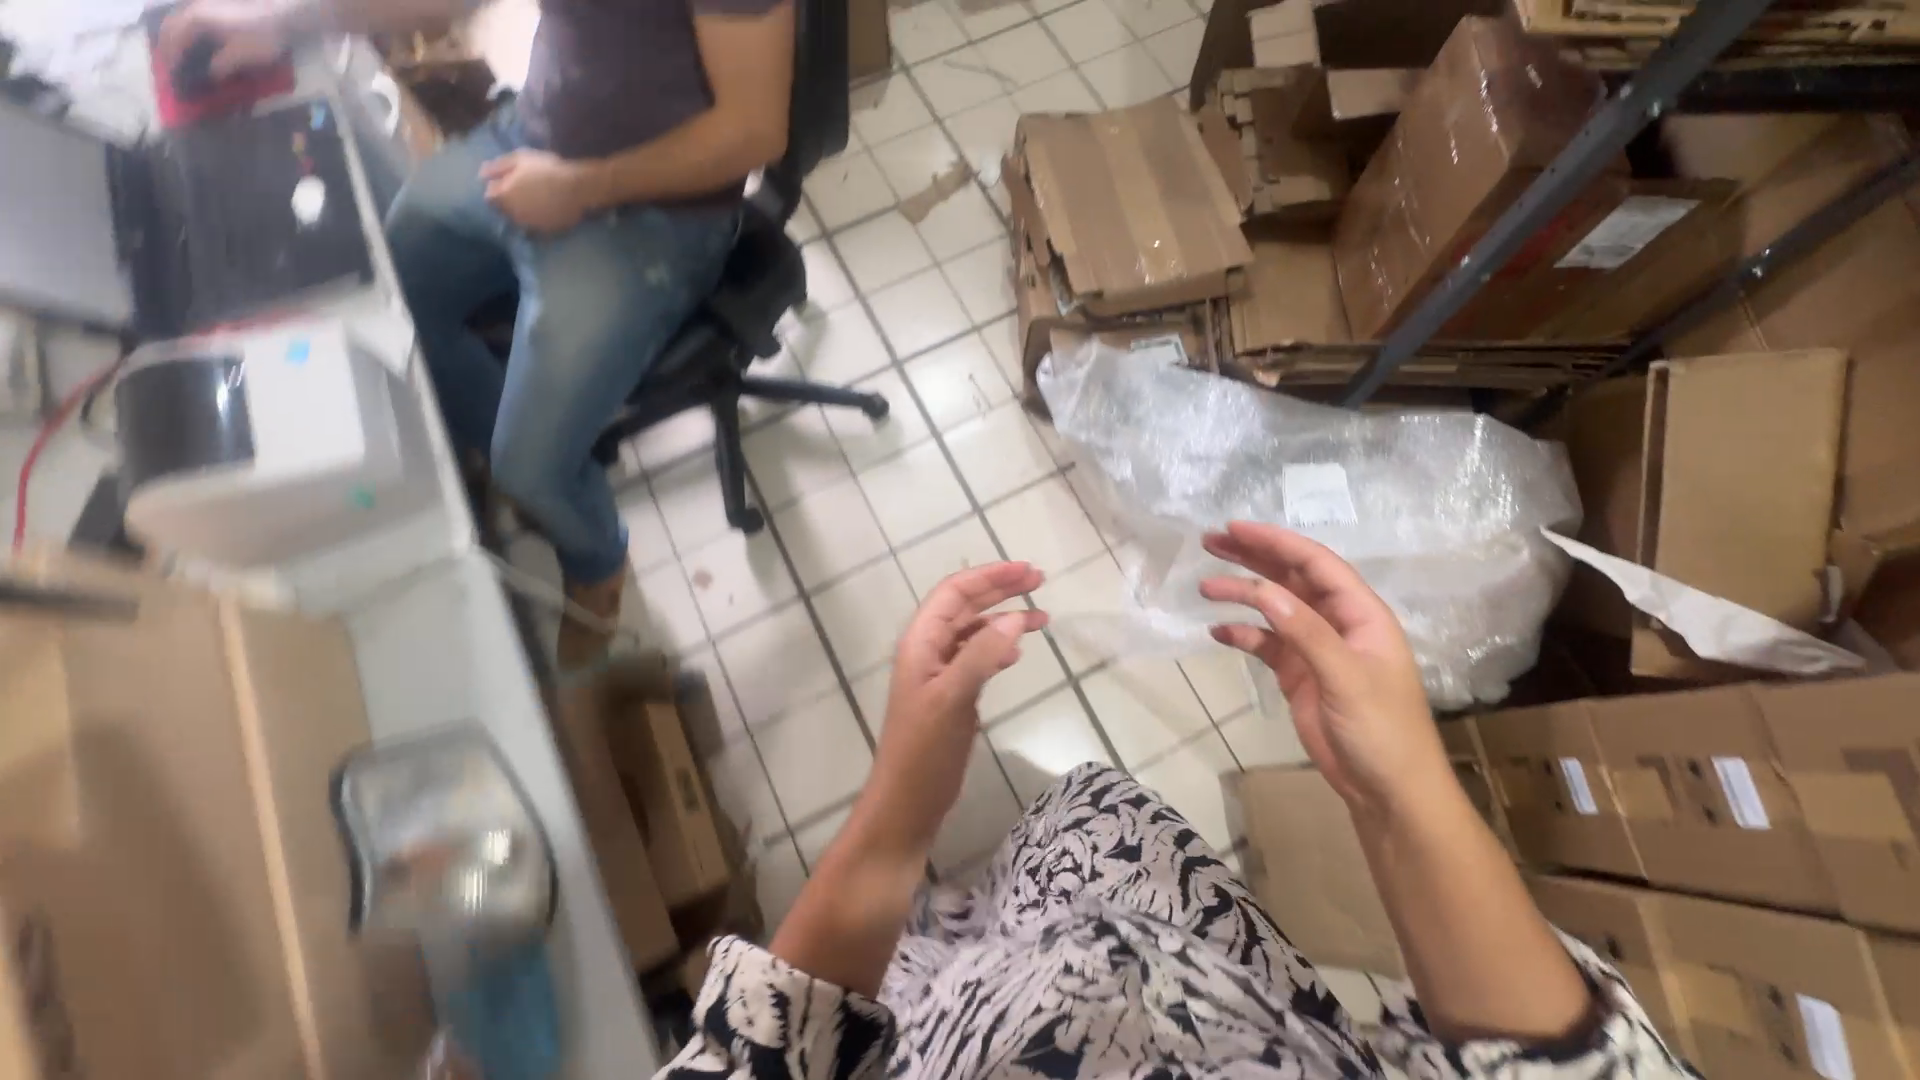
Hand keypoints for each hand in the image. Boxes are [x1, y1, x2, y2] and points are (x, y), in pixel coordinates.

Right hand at [156, 0, 290, 78]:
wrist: (278, 14)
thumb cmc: (260, 36)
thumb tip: (211, 75)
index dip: (173, 58)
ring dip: (175, 38)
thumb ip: (223, 66)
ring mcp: (201, 5)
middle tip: (171, 64)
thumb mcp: (242, 56)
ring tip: (179, 54)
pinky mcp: (211, 7)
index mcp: (194, 20)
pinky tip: (193, 41)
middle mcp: (191, 9)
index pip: (174, 40)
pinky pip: (190, 19)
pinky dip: (187, 31)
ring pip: (178, 22)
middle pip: (171, 28)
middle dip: (169, 46)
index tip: (172, 73)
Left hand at [480, 151, 597, 233]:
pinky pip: (536, 228)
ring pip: (520, 220)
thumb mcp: (519, 159)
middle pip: (504, 211)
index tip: (505, 182)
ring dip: (523, 213)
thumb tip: (481, 175)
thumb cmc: (547, 169)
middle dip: (508, 202)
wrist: (577, 188)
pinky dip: (537, 221)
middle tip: (521, 193)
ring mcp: (531, 224)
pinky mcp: (547, 231)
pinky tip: (545, 212)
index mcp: (504, 195)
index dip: (496, 189)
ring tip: (534, 203)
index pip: (490, 196)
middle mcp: (514, 213)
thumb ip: (497, 167)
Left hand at [856, 563, 1048, 856]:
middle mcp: (928, 650)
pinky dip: (999, 648)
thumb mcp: (953, 698)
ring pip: (975, 631)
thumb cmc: (924, 750)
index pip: (954, 592)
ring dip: (1005, 618)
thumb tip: (1016, 618)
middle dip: (1001, 589)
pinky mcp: (952, 694)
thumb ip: (981, 655)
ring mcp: (940, 672)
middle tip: (1040, 581)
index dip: (989, 576)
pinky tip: (1019, 652)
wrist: (908, 801)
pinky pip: (977, 657)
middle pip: (966, 606)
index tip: (1027, 571)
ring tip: (1043, 616)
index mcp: (920, 642)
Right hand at [1198, 522, 1447, 818]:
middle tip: (1210, 542)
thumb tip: (1267, 593)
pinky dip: (1243, 634)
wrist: (1388, 789)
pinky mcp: (1299, 674)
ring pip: (1274, 609)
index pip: (1315, 564)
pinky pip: (1266, 644)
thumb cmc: (1381, 730)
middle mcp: (1337, 622)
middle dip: (1252, 558)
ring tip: (1204, 588)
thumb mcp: (1347, 678)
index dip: (1276, 542)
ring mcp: (1316, 649)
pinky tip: (1218, 631)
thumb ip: (1307, 633)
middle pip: (1291, 578)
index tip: (1235, 529)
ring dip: (1241, 595)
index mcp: (1360, 614)